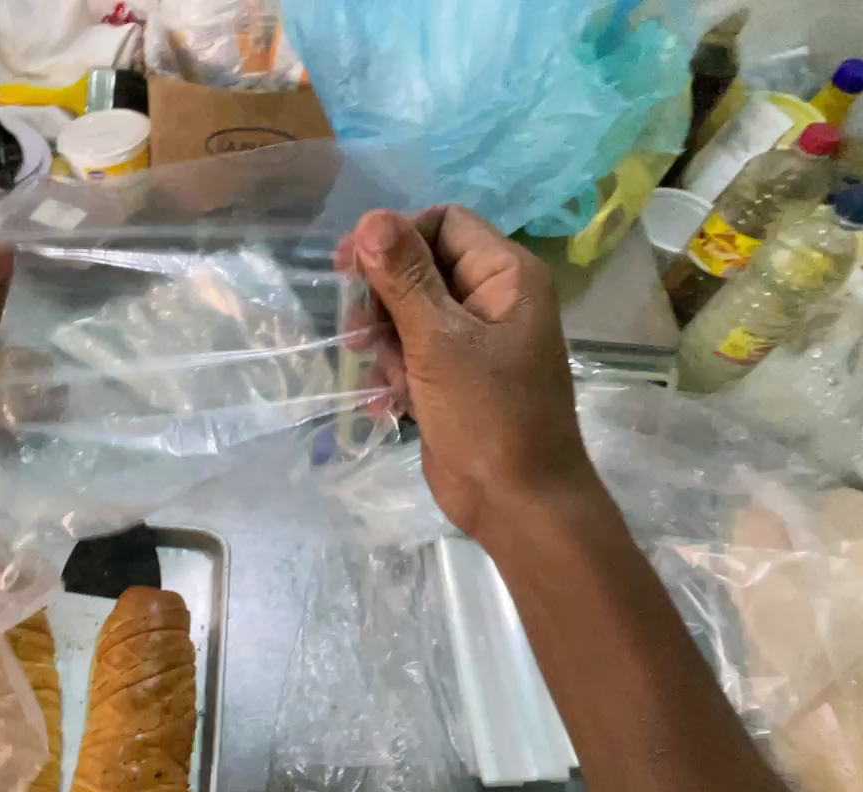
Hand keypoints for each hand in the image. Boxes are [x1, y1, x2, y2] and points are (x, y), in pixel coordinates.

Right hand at [341, 206, 594, 539]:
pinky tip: (385, 401)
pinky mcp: (453, 380)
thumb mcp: (439, 342)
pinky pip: (412, 356)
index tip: (348, 268)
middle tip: (358, 333)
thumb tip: (370, 219)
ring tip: (379, 372)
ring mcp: (472, 343)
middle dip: (383, 298)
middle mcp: (491, 301)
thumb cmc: (487, 416)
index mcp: (505, 276)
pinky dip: (393, 372)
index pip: (442, 224)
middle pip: (420, 269)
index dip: (394, 237)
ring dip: (384, 341)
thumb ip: (404, 279)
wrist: (514, 500)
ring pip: (409, 316)